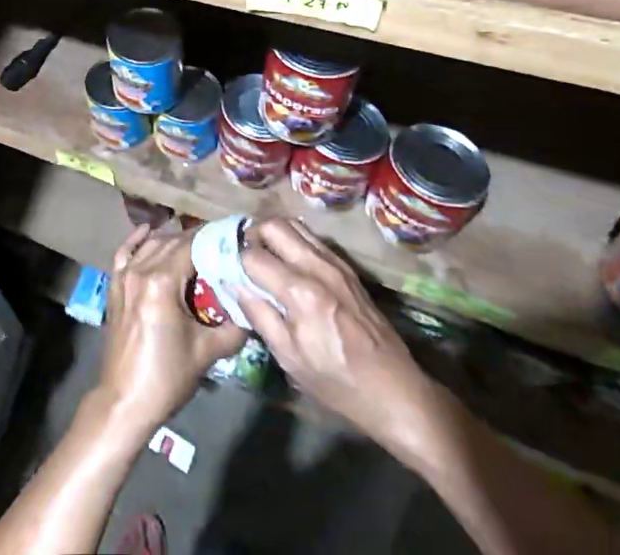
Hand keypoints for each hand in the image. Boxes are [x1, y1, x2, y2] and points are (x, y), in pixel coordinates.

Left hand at [93, 224, 245, 434]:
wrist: (126, 398)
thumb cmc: (167, 375)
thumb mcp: (208, 351)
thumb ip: (234, 326)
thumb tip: (252, 308)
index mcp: (161, 281)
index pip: (191, 247)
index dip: (214, 240)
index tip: (236, 238)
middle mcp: (139, 271)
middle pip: (171, 243)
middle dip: (197, 240)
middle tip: (223, 244)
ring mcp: (123, 277)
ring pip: (150, 246)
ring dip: (172, 240)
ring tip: (198, 244)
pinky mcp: (114, 287)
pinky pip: (124, 254)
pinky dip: (137, 241)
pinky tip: (148, 231)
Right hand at [236, 217, 462, 470]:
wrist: (399, 394)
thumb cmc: (338, 383)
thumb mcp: (288, 357)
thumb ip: (258, 313)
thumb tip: (232, 282)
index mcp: (301, 293)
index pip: (253, 255)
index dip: (231, 257)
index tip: (220, 265)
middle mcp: (320, 269)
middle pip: (274, 226)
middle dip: (250, 235)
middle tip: (239, 255)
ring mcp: (338, 266)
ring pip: (295, 226)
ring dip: (271, 234)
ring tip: (259, 256)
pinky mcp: (349, 270)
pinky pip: (313, 240)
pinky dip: (292, 241)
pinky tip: (285, 263)